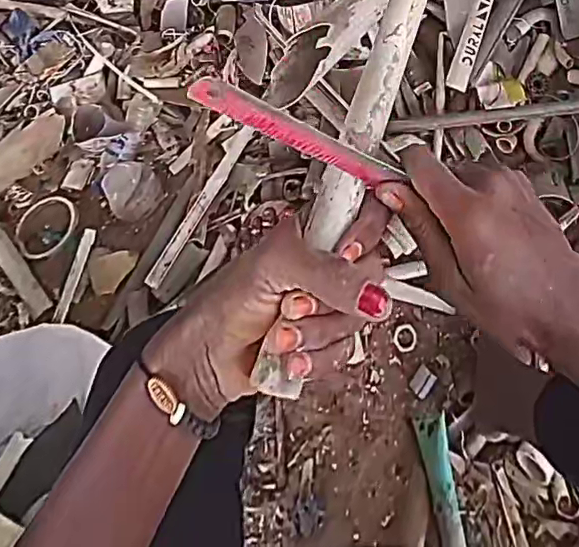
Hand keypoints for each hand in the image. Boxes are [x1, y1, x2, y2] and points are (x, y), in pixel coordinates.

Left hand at [142, 217, 388, 419]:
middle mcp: (328, 264)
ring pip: (358, 319)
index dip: (366, 236)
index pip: (368, 218)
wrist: (205, 360)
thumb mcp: (274, 268)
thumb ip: (327, 274)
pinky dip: (316, 359)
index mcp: (318, 231)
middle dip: (330, 300)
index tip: (347, 254)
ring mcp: (329, 304)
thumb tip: (373, 294)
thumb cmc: (223, 301)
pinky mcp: (327, 341)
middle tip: (295, 303)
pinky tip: (291, 355)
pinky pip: (346, 352)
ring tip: (281, 331)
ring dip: (316, 334)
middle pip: (371, 277)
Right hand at [376, 148, 578, 366]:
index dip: (400, 176)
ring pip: (462, 174)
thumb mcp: (452, 281)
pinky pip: (486, 182)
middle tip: (437, 236)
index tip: (396, 193)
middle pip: (439, 169)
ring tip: (468, 241)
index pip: (418, 160)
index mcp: (469, 209)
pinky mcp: (525, 188)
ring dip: (456, 199)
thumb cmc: (520, 310)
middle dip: (430, 196)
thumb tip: (394, 195)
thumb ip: (419, 228)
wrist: (573, 315)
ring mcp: (513, 183)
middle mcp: (493, 185)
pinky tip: (489, 237)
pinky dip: (479, 200)